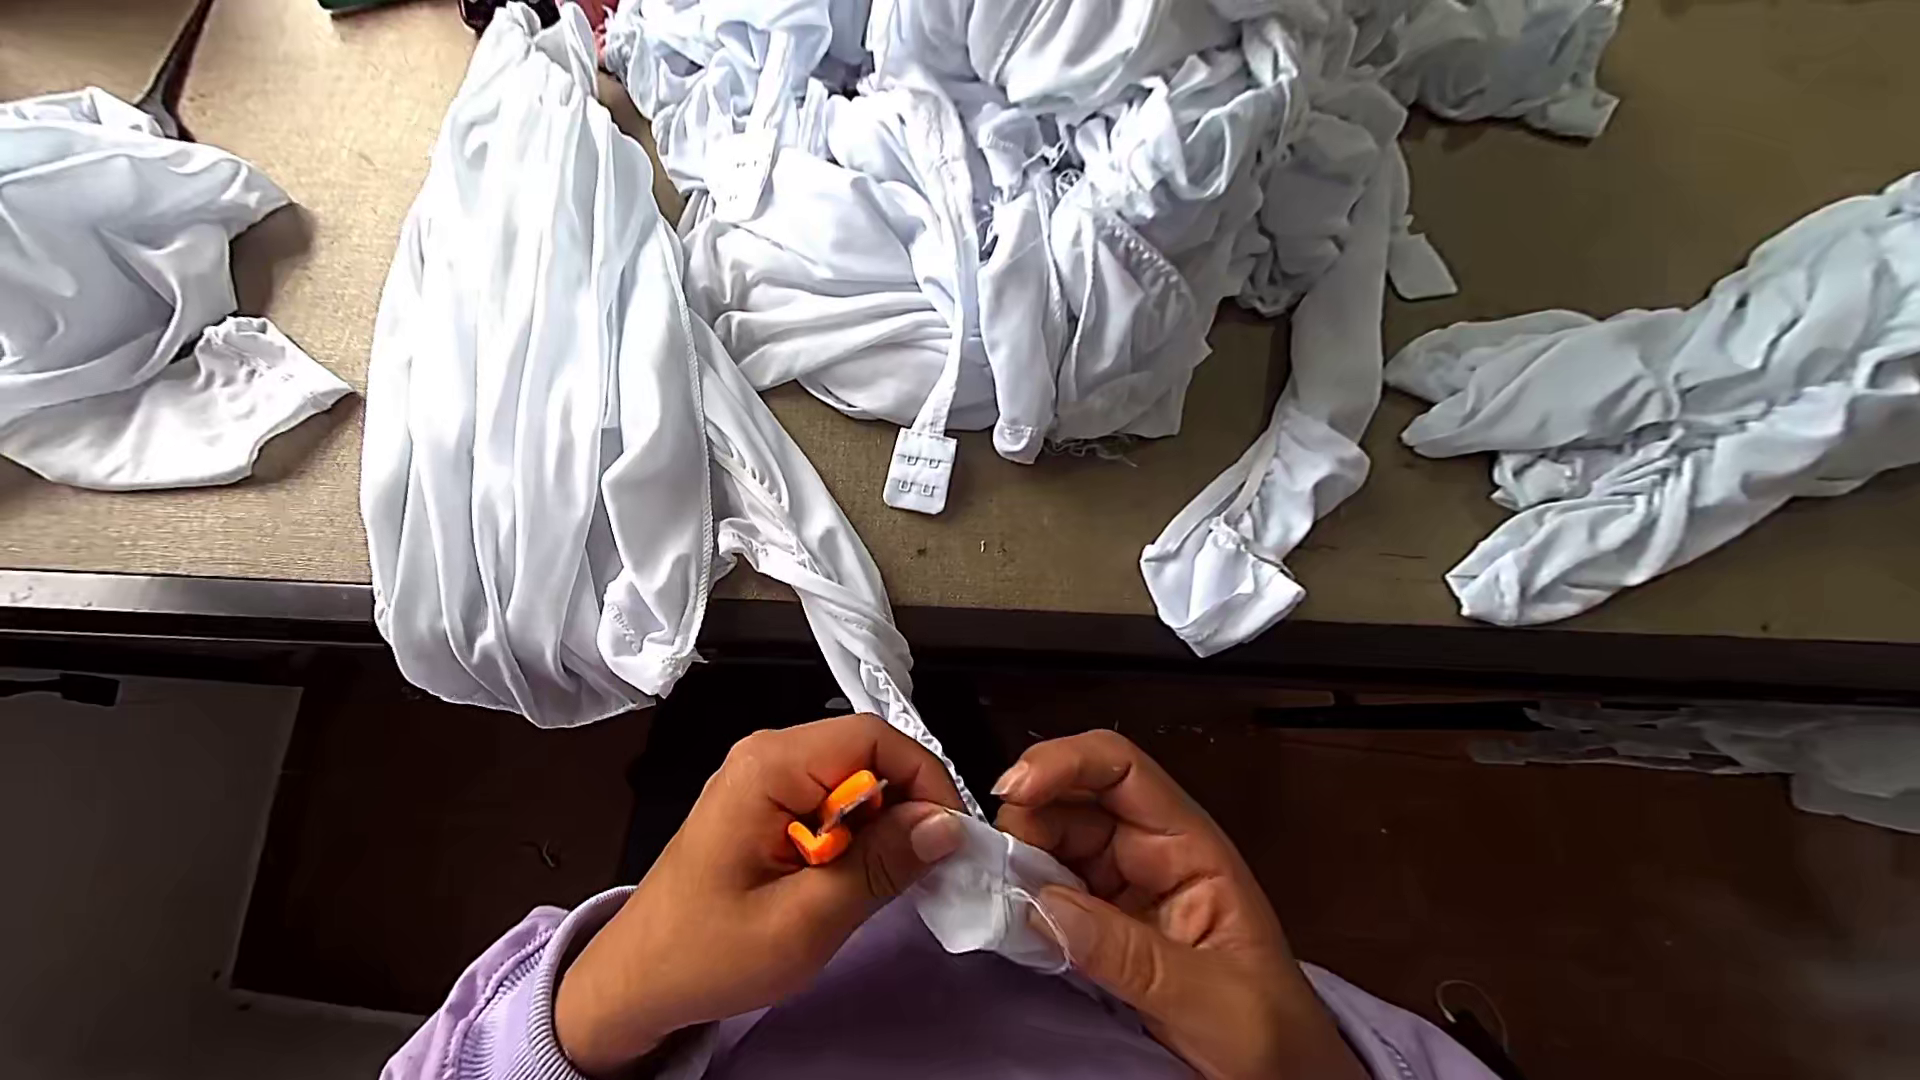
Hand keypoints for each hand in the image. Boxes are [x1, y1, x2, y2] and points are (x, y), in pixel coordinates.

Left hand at [555, 713, 967, 1075]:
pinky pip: (836, 793)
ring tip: (890, 873)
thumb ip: (879, 866)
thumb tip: (947, 827)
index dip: (922, 776)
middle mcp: (770, 751)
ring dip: (885, 819)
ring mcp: (768, 770)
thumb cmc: (707, 954)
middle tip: (924, 862)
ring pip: (857, 773)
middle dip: (906, 802)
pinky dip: (861, 828)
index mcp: (770, 763)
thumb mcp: (802, 923)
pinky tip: (857, 869)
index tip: (948, 834)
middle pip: (867, 751)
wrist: (634, 982)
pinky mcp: (771, 795)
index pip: (872, 738)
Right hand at [994, 731, 1365, 1079]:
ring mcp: (1115, 879)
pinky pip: (1043, 881)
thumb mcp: (1219, 1006)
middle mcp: (1145, 847)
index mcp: (1186, 843)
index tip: (1016, 789)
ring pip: (1048, 834)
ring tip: (1003, 897)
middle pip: (1071, 795)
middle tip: (998, 865)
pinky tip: (1010, 916)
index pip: (1120, 768)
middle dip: (1028, 816)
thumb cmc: (1277, 1041)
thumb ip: (1135, 958)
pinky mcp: (1093, 913)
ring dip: (1017, 855)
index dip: (1065, 761)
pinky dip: (1018, 890)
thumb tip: (1046, 907)